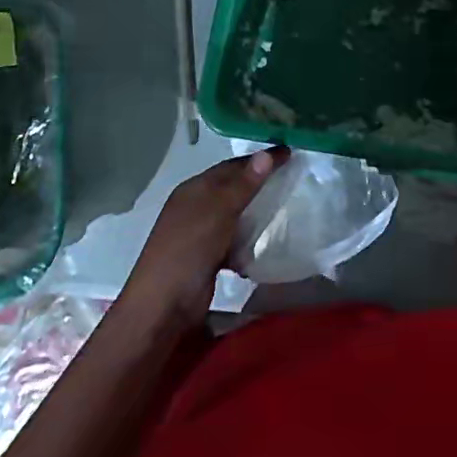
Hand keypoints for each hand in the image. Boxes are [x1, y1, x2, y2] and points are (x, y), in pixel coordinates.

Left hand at [123, 146, 288, 320]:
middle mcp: (196, 206)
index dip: (259, 159)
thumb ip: (243, 185)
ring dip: (254, 214)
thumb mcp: (218, 211)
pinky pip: (232, 242)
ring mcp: (199, 233)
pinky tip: (262, 247)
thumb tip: (267, 153)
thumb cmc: (189, 248)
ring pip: (234, 215)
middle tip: (291, 179)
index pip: (232, 166)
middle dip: (258, 184)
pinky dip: (246, 242)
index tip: (288, 153)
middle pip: (232, 188)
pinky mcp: (206, 258)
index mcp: (195, 188)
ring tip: (284, 211)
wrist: (164, 304)